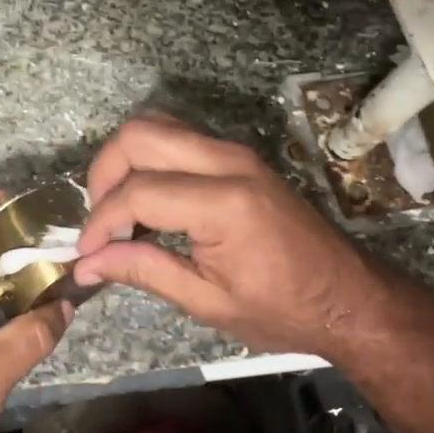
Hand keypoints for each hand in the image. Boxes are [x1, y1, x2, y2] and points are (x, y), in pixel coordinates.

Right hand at [72, 114, 373, 353]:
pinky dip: (147, 155)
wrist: (348, 295)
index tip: (85, 250)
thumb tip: (85, 263)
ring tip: (117, 206)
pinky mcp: (235, 152)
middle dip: (104, 171)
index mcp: (224, 203)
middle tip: (98, 218)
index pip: (139, 192)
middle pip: (139, 134)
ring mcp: (232, 150)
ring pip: (155, 124)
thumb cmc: (283, 309)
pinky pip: (176, 134)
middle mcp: (226, 161)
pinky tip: (146, 195)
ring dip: (124, 158)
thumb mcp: (209, 302)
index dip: (101, 219)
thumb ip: (145, 271)